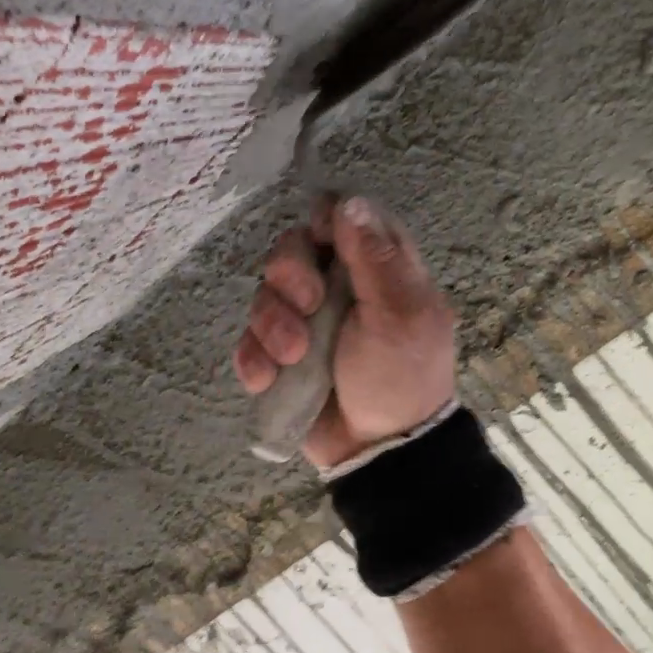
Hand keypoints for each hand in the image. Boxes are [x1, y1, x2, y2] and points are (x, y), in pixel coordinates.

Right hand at [233, 195, 456, 468]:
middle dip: (289, 275)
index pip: (344, 215)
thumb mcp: (400, 316)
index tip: (319, 242)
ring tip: (293, 358)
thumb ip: (374, 259)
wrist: (381, 450)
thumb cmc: (402, 376)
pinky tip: (266, 380)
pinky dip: (253, 358)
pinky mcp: (281, 355)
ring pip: (266, 293)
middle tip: (308, 306)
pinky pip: (250, 340)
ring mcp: (307, 320)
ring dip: (270, 323)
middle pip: (294, 248)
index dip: (324, 221)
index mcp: (378, 266)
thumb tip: (349, 201)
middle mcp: (340, 284)